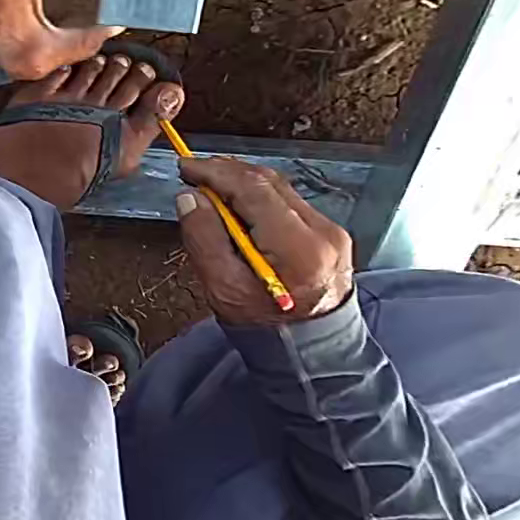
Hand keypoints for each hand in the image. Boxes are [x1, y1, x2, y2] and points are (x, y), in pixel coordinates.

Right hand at [176, 157, 354, 325]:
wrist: (311, 351)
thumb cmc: (264, 326)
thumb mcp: (222, 289)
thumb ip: (204, 239)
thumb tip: (190, 198)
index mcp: (297, 250)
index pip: (253, 190)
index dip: (216, 173)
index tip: (187, 167)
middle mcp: (322, 233)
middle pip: (268, 182)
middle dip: (227, 172)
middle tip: (194, 173)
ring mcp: (331, 231)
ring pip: (279, 187)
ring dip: (243, 182)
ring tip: (212, 185)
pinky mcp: (330, 232)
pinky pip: (289, 201)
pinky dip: (260, 196)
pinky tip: (238, 203)